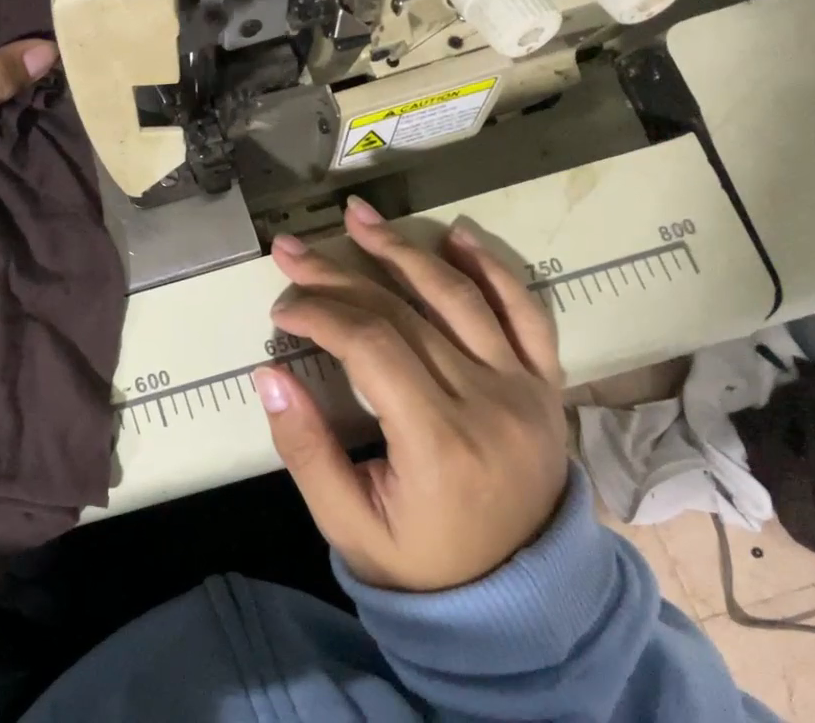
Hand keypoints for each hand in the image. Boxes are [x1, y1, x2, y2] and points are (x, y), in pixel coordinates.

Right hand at [252, 196, 568, 591]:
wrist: (515, 597)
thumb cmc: (419, 562)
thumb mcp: (346, 523)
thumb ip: (305, 449)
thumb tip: (268, 376)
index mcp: (440, 443)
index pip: (371, 347)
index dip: (319, 315)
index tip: (280, 310)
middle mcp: (490, 404)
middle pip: (405, 314)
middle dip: (338, 276)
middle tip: (289, 251)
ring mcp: (526, 389)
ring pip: (461, 298)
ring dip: (404, 251)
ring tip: (358, 217)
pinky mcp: (546, 386)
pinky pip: (527, 313)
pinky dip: (494, 270)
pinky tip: (457, 236)